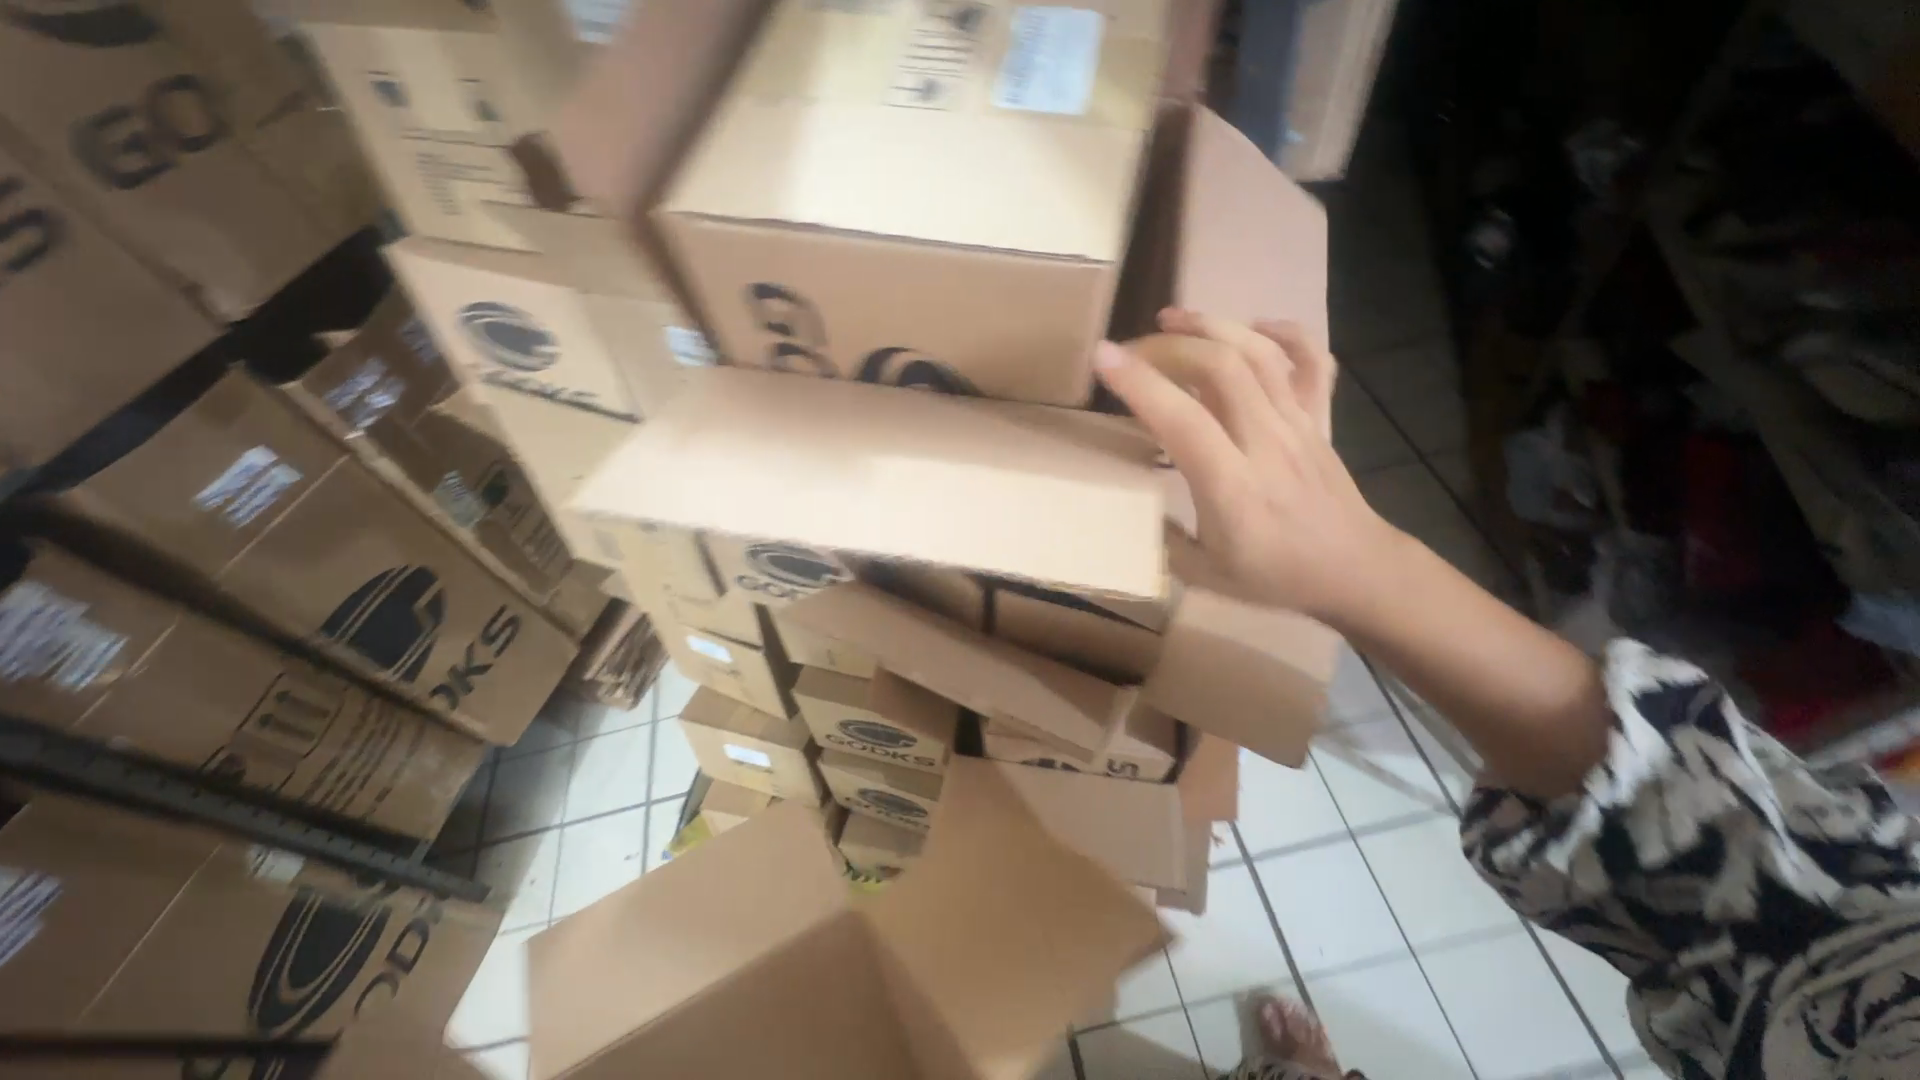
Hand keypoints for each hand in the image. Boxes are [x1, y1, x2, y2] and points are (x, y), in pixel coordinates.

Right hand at [1095, 310, 1402, 623]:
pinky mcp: (1319, 418)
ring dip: (1212, 326)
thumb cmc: (1274, 577)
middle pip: (1220, 368)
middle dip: (1168, 346)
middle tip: (1130, 351)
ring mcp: (1298, 425)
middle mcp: (1266, 444)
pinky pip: (1311, 361)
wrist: (1354, 570)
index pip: (1181, 420)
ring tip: (1171, 318)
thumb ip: (1162, 539)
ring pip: (1259, 354)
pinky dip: (1284, 333)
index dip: (1138, 383)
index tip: (1102, 357)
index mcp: (1232, 488)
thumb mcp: (1203, 574)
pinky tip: (1253, 327)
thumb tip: (1134, 505)